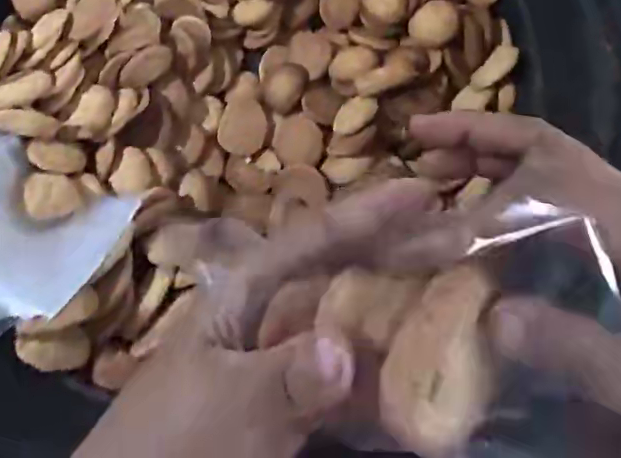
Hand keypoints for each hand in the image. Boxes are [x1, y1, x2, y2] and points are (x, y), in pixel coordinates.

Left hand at [74, 179, 439, 457]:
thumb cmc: (167, 446)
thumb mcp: (223, 410)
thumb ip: (283, 379)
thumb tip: (345, 351)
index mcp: (248, 287)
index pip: (317, 235)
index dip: (370, 209)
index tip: (424, 188)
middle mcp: (268, 309)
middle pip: (340, 268)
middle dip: (392, 248)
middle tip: (453, 234)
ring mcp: (278, 355)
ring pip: (346, 318)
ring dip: (392, 305)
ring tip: (450, 287)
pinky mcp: (286, 401)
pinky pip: (342, 376)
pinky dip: (377, 371)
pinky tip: (416, 368)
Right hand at [409, 112, 620, 457]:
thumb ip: (578, 351)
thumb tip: (488, 316)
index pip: (544, 195)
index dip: (477, 212)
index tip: (421, 237)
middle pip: (551, 149)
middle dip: (483, 136)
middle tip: (422, 134)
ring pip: (556, 168)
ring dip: (496, 158)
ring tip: (439, 160)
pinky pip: (565, 204)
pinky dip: (518, 195)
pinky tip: (489, 215)